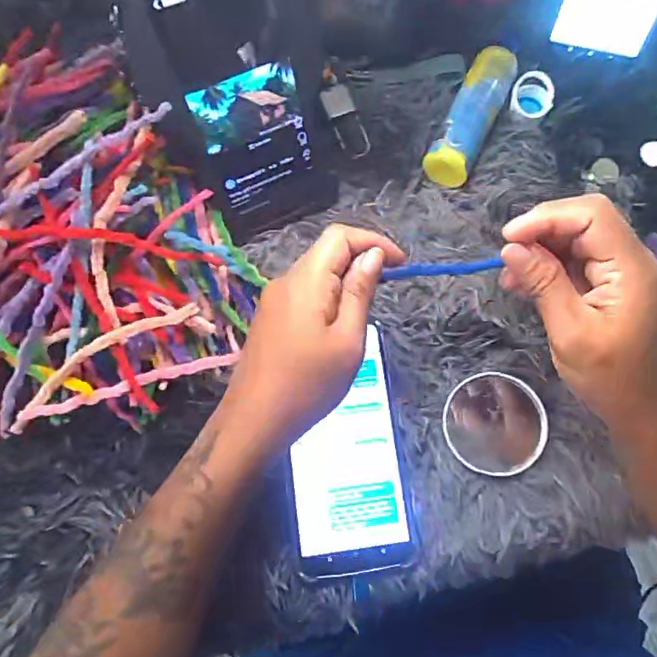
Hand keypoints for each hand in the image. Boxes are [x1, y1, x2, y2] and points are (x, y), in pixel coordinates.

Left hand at [221, 224, 404, 447]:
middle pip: (326, 251)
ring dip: (345, 280)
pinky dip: (328, 296)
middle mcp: (286, 281)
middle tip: (389, 287)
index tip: (402, 264)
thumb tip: (373, 256)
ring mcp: (274, 300)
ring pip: (315, 273)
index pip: (340, 236)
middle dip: (361, 259)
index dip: (374, 241)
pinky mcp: (270, 318)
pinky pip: (304, 293)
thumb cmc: (309, 384)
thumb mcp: (347, 340)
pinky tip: (338, 325)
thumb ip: (360, 293)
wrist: (255, 420)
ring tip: (366, 311)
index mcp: (306, 281)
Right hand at [499, 195, 656, 429]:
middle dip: (542, 230)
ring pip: (579, 240)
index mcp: (630, 267)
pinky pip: (579, 262)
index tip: (508, 239)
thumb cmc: (608, 377)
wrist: (640, 409)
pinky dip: (551, 266)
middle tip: (508, 254)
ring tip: (511, 275)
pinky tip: (525, 284)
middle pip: (586, 221)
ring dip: (542, 250)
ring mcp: (623, 272)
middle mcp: (632, 260)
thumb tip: (511, 249)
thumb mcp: (570, 331)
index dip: (547, 217)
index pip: (591, 215)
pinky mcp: (613, 286)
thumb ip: (543, 283)